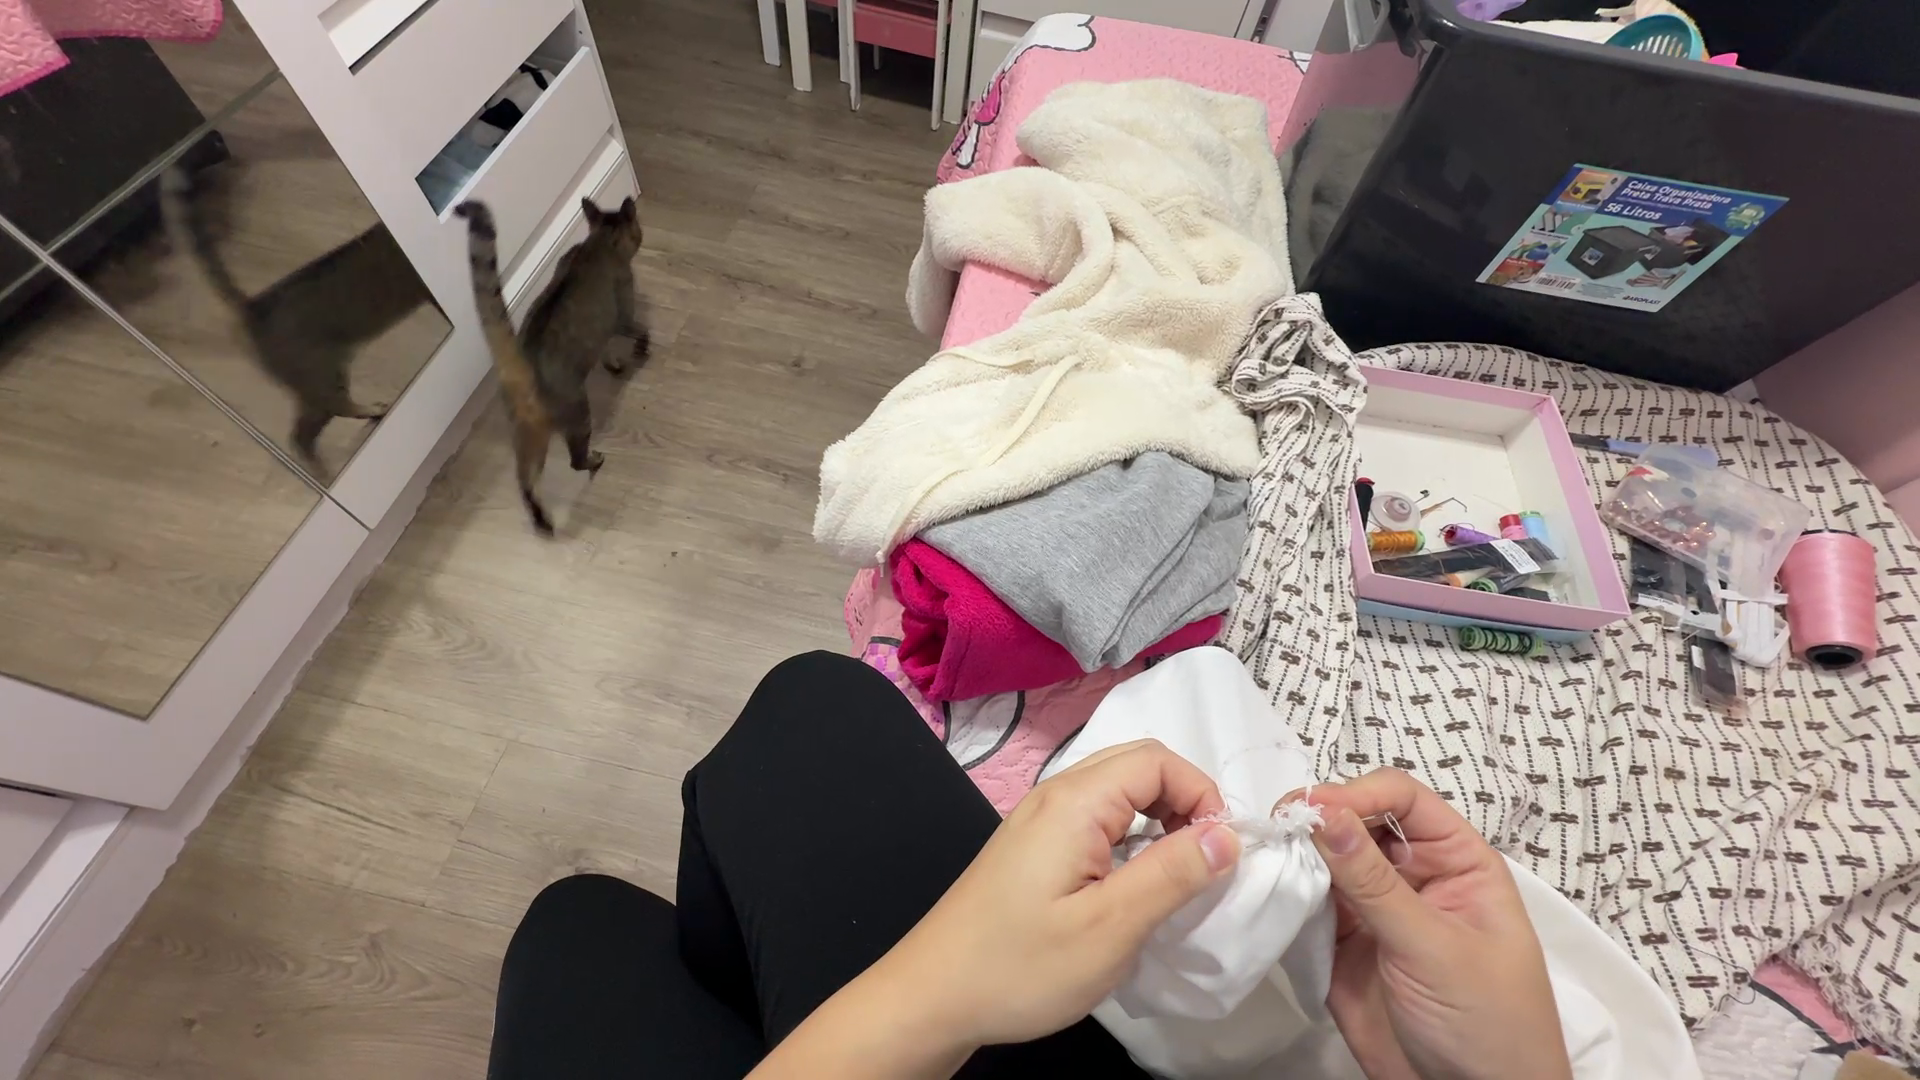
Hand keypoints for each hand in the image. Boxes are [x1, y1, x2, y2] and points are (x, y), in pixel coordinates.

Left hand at [878, 739, 1242, 1048]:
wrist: (936, 990)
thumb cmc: (1023, 964)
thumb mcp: (1110, 928)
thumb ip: (1172, 874)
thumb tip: (1228, 833)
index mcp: (1075, 800)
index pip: (1156, 759)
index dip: (1201, 793)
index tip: (1222, 853)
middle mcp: (1056, 792)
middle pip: (1136, 763)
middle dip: (1184, 799)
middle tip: (1203, 861)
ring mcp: (1040, 814)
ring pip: (1116, 786)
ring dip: (1158, 815)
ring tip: (1174, 872)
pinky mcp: (1034, 839)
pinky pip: (1095, 812)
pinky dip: (1130, 829)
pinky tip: (1133, 877)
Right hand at [1294, 769, 1571, 1079]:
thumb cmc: (1484, 1025)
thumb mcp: (1434, 949)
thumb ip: (1373, 881)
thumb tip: (1323, 811)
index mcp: (1455, 861)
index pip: (1401, 798)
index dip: (1357, 793)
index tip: (1313, 809)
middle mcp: (1410, 870)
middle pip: (1356, 815)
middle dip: (1319, 815)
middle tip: (1278, 826)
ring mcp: (1372, 901)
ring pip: (1325, 850)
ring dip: (1296, 846)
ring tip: (1266, 849)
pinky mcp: (1338, 930)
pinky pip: (1307, 890)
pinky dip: (1285, 881)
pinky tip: (1267, 878)